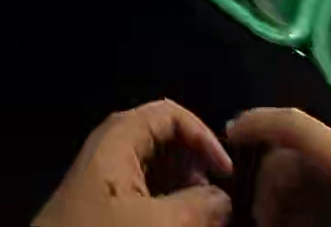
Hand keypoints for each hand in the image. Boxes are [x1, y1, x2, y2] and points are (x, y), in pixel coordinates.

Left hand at [35, 100, 234, 226]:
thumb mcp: (153, 225)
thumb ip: (195, 209)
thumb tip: (224, 198)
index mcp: (122, 134)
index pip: (171, 114)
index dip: (203, 136)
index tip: (226, 172)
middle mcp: (115, 145)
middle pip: (165, 140)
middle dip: (195, 167)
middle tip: (219, 203)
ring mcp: (108, 175)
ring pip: (157, 169)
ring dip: (184, 190)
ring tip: (204, 219)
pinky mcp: (104, 203)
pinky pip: (144, 191)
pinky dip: (167, 204)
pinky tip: (180, 224)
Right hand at [228, 109, 330, 226]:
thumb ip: (298, 217)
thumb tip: (265, 214)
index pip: (295, 124)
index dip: (256, 124)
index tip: (226, 139)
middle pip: (302, 148)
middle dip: (273, 182)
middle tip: (260, 223)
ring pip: (317, 164)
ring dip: (291, 194)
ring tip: (281, 226)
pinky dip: (314, 198)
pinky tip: (307, 225)